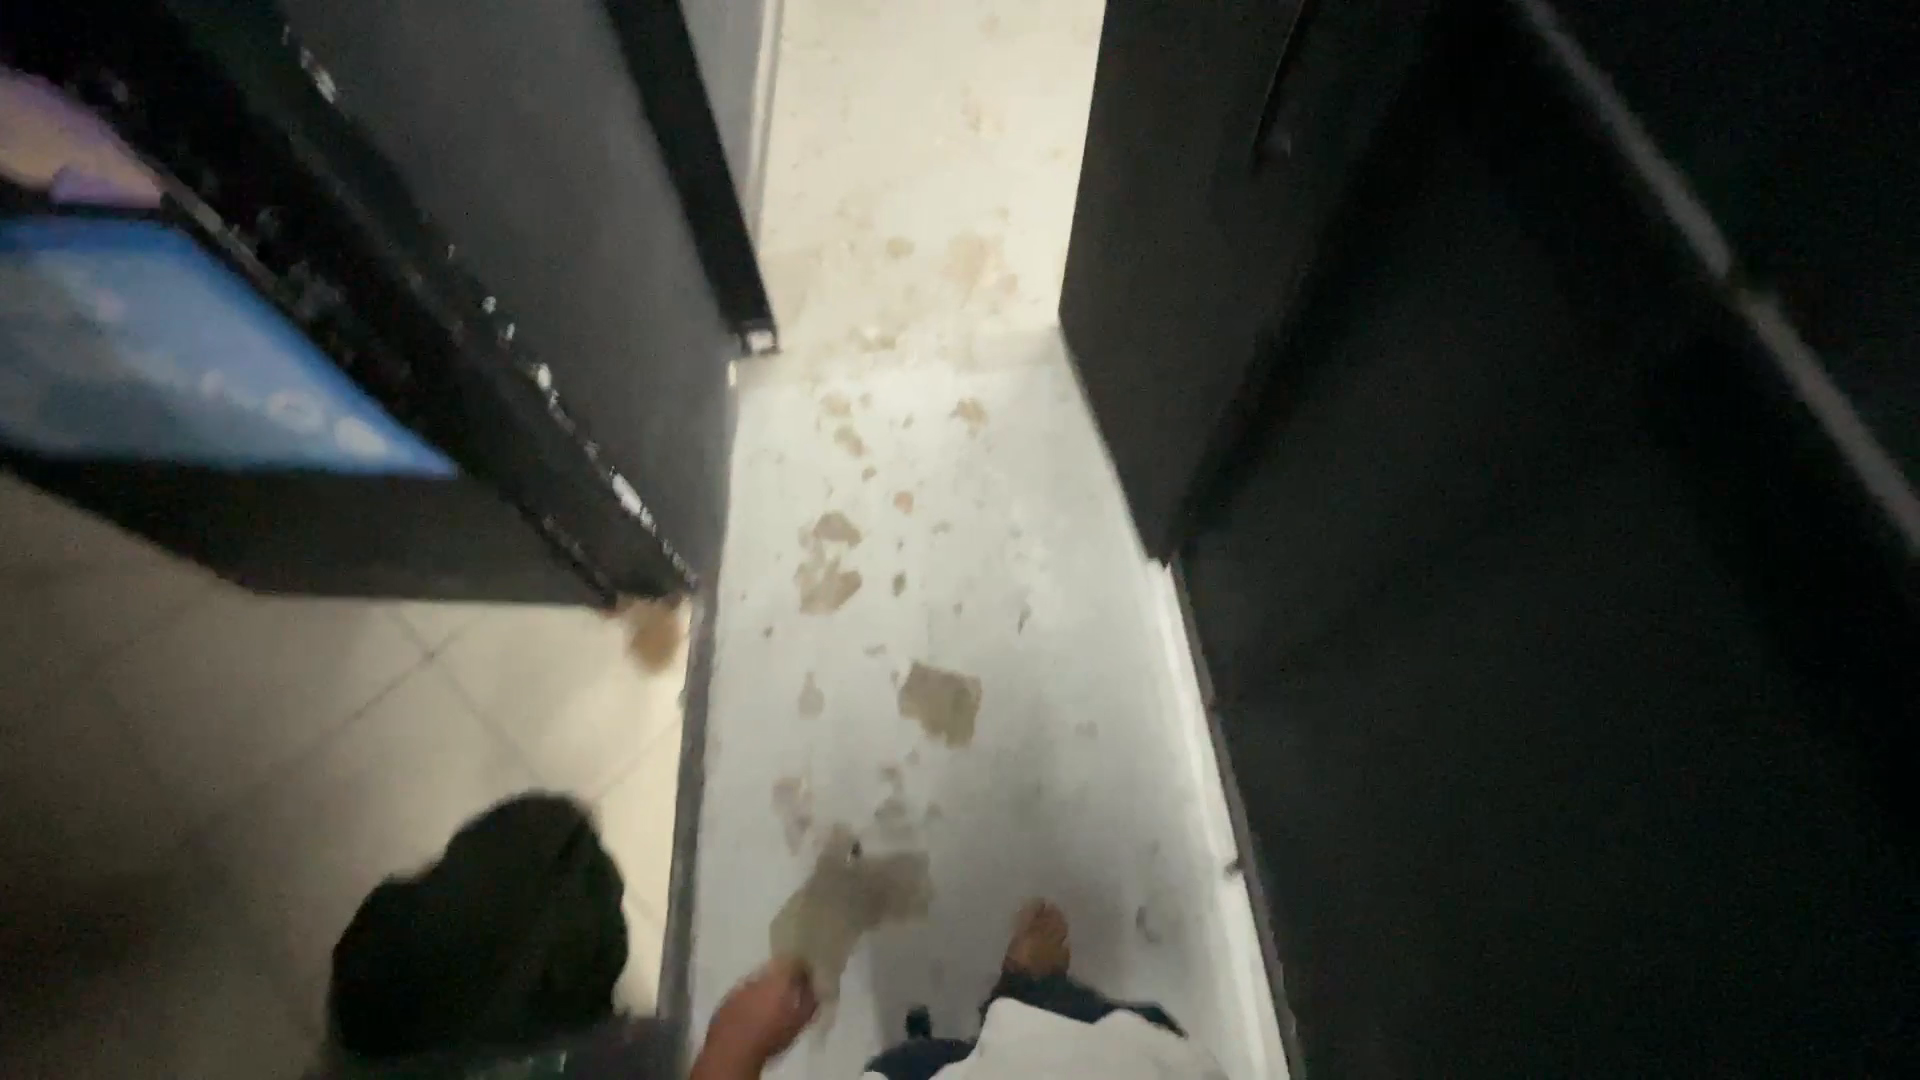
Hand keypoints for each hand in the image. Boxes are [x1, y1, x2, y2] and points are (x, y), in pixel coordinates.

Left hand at [696, 958, 817, 1074]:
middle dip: (783, 980)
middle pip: (776, 969)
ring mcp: (740, 986)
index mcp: (780, 976)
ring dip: (764, 990)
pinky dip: (748, 1001)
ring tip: (768, 1007)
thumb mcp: (799, 1022)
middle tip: (788, 995)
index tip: (807, 981)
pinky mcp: (726, 1000)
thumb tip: (815, 992)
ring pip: (758, 982)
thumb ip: (810, 1003)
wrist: (732, 1050)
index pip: (797, 961)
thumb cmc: (771, 1035)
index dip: (803, 970)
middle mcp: (760, 975)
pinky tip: (751, 1016)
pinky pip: (742, 995)